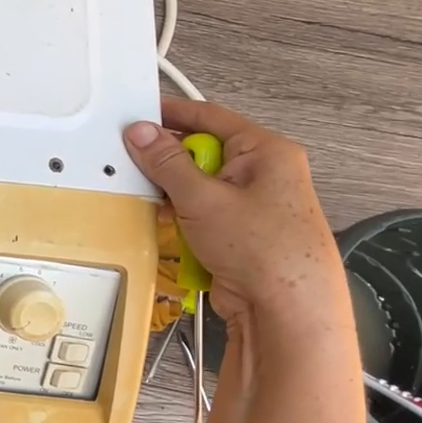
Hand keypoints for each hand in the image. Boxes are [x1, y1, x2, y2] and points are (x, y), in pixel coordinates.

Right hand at [123, 98, 345, 325]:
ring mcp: (250, 203)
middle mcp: (262, 173)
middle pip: (200, 153)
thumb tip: (142, 132)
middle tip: (141, 171)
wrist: (286, 308)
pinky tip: (177, 232)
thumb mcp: (202, 198)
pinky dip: (182, 219)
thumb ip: (166, 162)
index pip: (210, 117)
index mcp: (266, 152)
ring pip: (196, 185)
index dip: (170, 114)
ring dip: (174, 197)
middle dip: (168, 165)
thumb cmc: (266, 251)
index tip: (135, 116)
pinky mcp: (237, 229)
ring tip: (166, 211)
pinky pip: (198, 211)